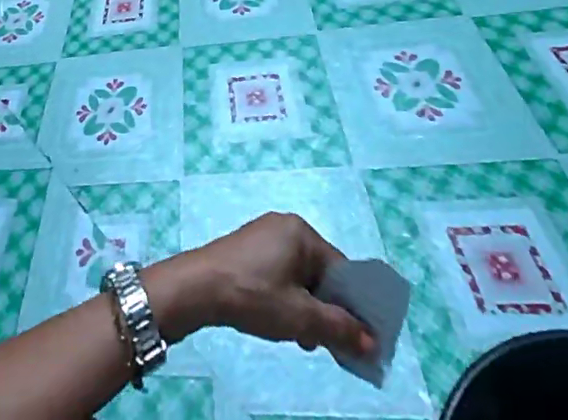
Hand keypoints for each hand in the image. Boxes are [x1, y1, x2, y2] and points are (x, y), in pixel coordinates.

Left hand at [144, 212, 373, 356]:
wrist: (195, 288)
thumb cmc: (253, 295)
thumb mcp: (300, 316)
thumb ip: (338, 328)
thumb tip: (372, 342)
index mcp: (302, 232)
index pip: (341, 268)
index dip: (353, 303)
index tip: (357, 334)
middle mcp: (286, 226)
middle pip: (319, 271)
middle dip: (325, 308)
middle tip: (324, 340)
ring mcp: (263, 235)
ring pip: (299, 275)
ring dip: (305, 307)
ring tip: (301, 337)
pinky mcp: (247, 248)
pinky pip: (279, 271)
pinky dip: (285, 296)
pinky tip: (278, 320)